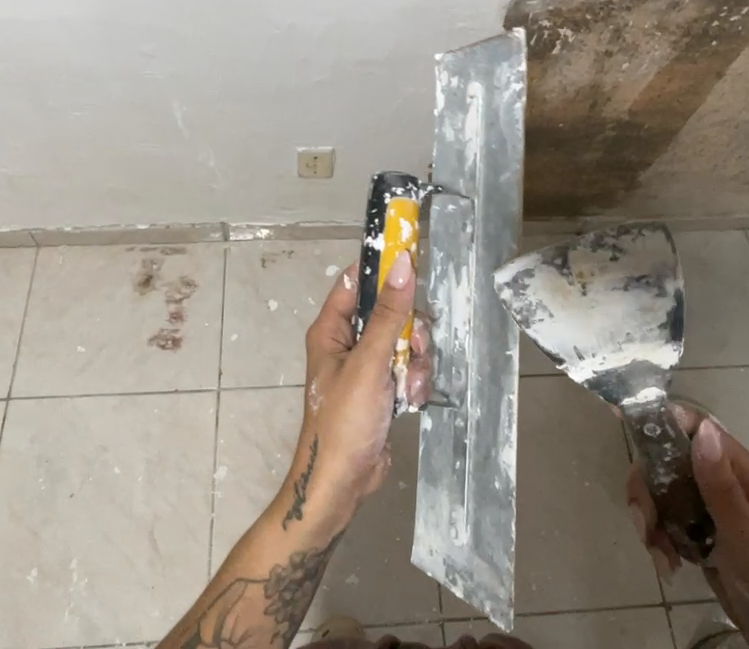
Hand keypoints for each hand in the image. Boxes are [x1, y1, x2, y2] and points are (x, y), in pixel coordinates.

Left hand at [277, 251, 431, 528]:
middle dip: (409, 333)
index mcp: (332, 329)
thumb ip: (389, 313)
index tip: (414, 264)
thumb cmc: (345, 420)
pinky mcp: (383, 389)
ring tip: (407, 387)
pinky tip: (409, 402)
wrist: (342, 485)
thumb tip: (403, 262)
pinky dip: (414, 384)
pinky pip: (409, 369)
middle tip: (413, 348)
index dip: (383, 271)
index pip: (356, 281)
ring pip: (406, 342)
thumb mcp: (370, 363)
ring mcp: (367, 367)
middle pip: (390, 312)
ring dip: (415, 364)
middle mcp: (348, 342)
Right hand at [627, 415, 748, 648]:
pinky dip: (659, 541)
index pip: (698, 430)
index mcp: (745, 476)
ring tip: (660, 555)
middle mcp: (725, 485)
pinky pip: (667, 523)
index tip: (624, 422)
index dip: (662, 422)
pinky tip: (668, 565)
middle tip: (643, 524)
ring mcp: (712, 512)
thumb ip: (722, 489)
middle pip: (669, 462)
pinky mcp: (702, 538)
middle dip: (648, 489)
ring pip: (663, 493)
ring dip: (651, 520)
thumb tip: (702, 430)